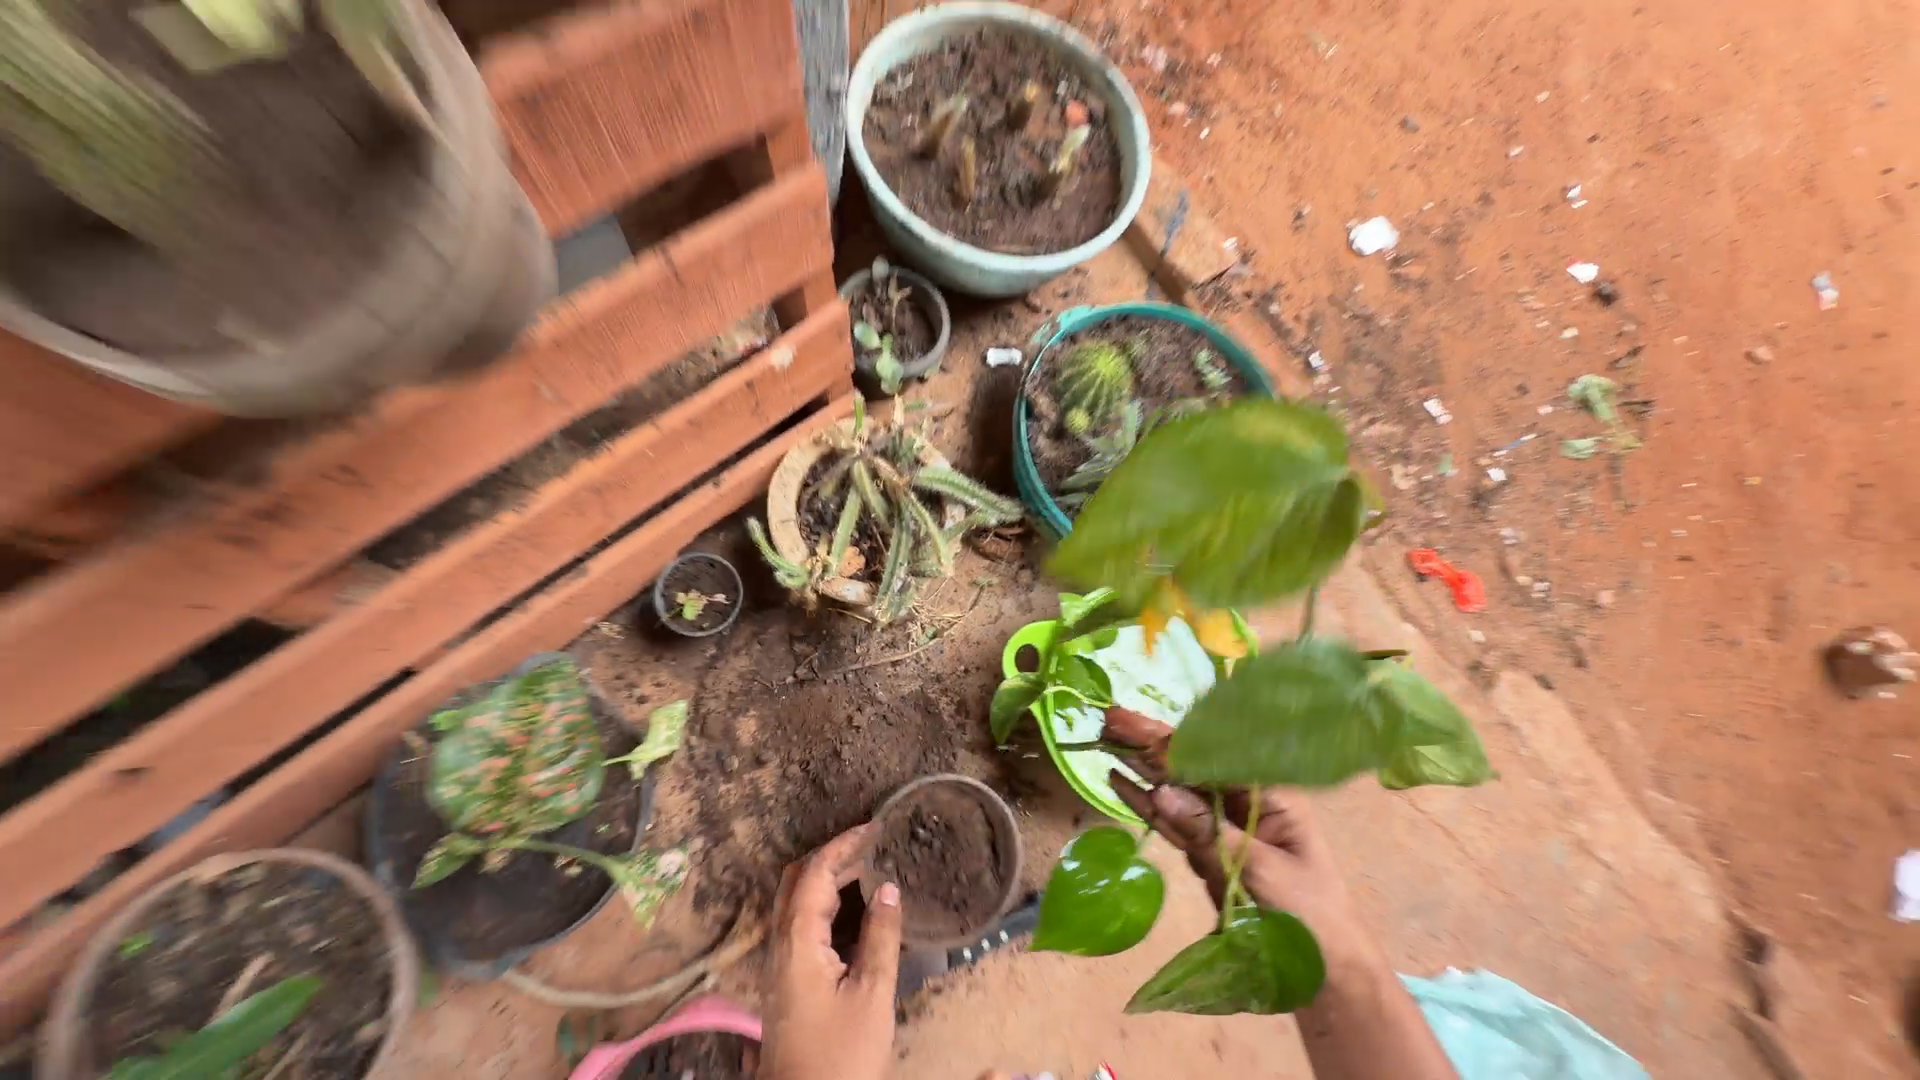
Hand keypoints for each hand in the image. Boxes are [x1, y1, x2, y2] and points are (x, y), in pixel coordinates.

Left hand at [759, 825, 901, 1079]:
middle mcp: (780, 944)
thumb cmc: (842, 1055)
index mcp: (798, 940)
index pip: (815, 873)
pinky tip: (854, 910)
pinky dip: (825, 903)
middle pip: (796, 880)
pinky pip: (801, 923)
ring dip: (827, 877)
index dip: (843, 844)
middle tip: (871, 844)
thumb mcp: (871, 994)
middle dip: (831, 854)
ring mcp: (779, 963)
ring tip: (868, 867)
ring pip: (795, 901)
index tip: (874, 828)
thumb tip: (887, 886)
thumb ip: (880, 935)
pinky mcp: (786, 980)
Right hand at [1104, 707, 1384, 978]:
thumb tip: (1160, 791)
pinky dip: (1144, 802)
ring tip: (1105, 738)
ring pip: (1174, 789)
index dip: (1170, 738)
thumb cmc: (1312, 913)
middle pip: (1189, 766)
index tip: (1132, 722)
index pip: (1212, 756)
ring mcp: (1220, 825)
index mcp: (1267, 793)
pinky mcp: (1204, 850)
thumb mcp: (1263, 869)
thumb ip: (1209, 830)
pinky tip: (1117, 781)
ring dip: (1140, 765)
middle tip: (1108, 718)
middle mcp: (1241, 800)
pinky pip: (1169, 822)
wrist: (1329, 970)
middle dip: (1149, 742)